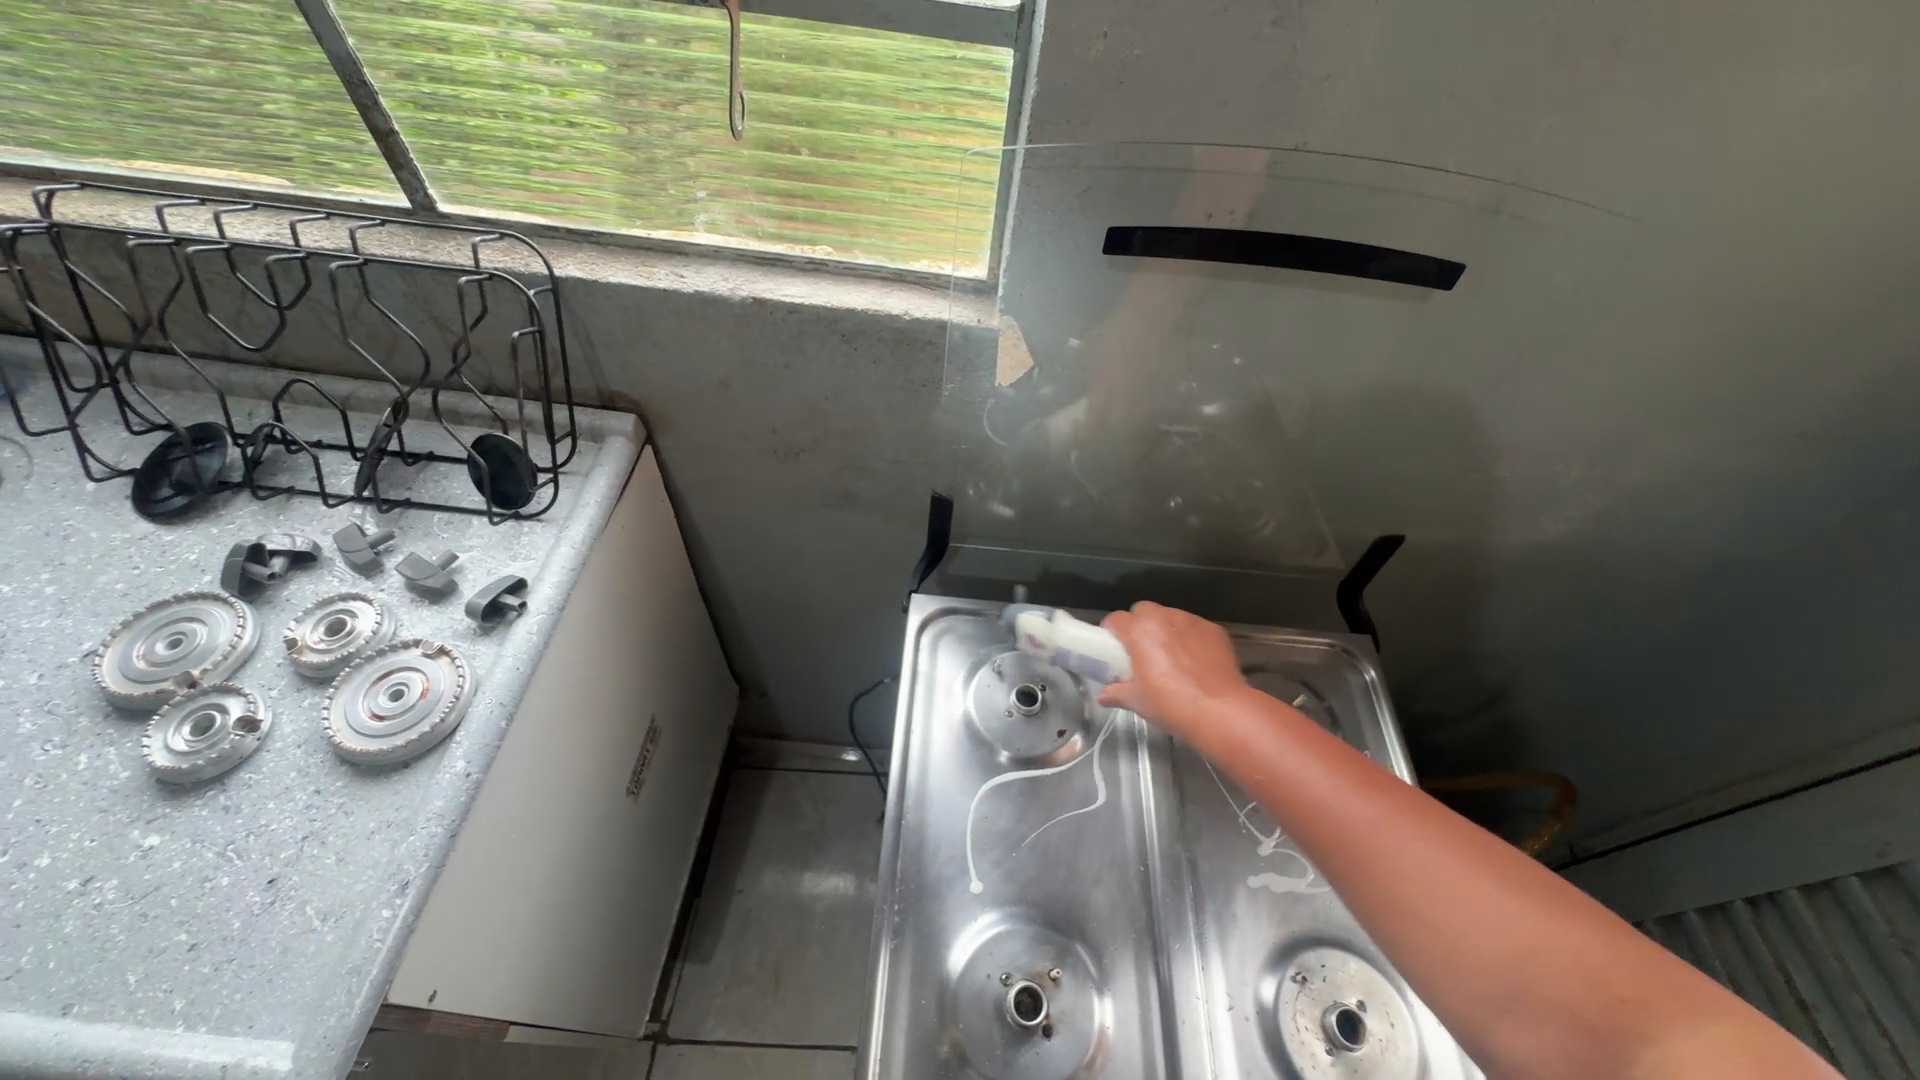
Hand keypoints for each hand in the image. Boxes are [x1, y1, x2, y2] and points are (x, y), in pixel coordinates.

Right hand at [1097, 602, 1248, 741]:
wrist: (1220, 710)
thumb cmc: (1170, 704)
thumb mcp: (1138, 701)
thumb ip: (1117, 693)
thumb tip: (1103, 696)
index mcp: (1139, 631)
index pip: (1115, 619)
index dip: (1112, 632)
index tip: (1113, 648)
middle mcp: (1163, 617)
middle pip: (1143, 610)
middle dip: (1138, 624)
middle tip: (1141, 650)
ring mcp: (1191, 621)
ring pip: (1170, 616)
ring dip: (1165, 629)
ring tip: (1171, 654)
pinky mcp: (1214, 629)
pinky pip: (1194, 627)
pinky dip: (1189, 637)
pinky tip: (1195, 660)